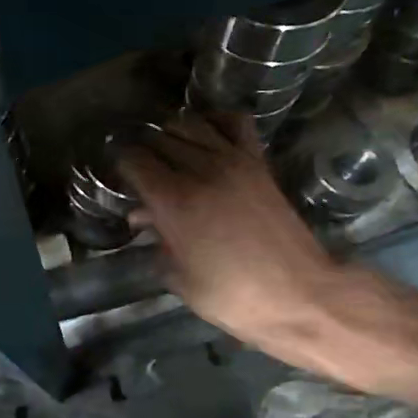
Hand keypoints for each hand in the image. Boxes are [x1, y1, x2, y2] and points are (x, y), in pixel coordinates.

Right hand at [118, 112, 417, 394]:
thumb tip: (142, 215)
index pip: (134, 160)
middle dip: (142, 150)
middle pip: (159, 138)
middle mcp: (200, 170)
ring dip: (171, 132)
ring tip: (166, 150)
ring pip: (190, 123)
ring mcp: (233, 161)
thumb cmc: (233, 297)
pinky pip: (233, 122)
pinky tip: (206, 134)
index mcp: (174, 201)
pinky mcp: (258, 162)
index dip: (120, 164)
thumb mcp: (180, 277)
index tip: (118, 175)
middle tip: (139, 169)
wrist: (300, 296)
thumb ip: (157, 240)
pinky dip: (214, 120)